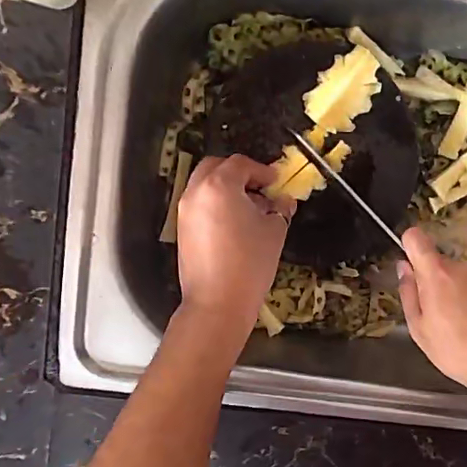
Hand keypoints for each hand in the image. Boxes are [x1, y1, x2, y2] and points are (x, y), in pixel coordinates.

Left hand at [174, 154, 293, 344]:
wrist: (218, 302)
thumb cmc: (250, 264)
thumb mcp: (274, 231)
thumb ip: (280, 209)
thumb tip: (283, 201)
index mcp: (220, 185)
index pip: (241, 164)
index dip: (262, 170)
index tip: (275, 181)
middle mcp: (197, 192)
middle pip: (216, 167)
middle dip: (239, 173)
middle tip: (260, 188)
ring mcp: (185, 211)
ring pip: (205, 186)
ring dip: (226, 189)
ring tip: (250, 209)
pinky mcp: (182, 230)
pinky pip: (200, 205)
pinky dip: (216, 205)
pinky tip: (235, 225)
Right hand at [396, 226, 466, 397]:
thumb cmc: (457, 352)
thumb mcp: (420, 330)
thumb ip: (409, 293)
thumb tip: (404, 268)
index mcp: (437, 274)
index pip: (416, 239)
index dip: (410, 247)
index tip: (413, 266)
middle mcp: (464, 266)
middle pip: (443, 266)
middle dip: (439, 285)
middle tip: (443, 318)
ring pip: (466, 279)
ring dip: (463, 295)